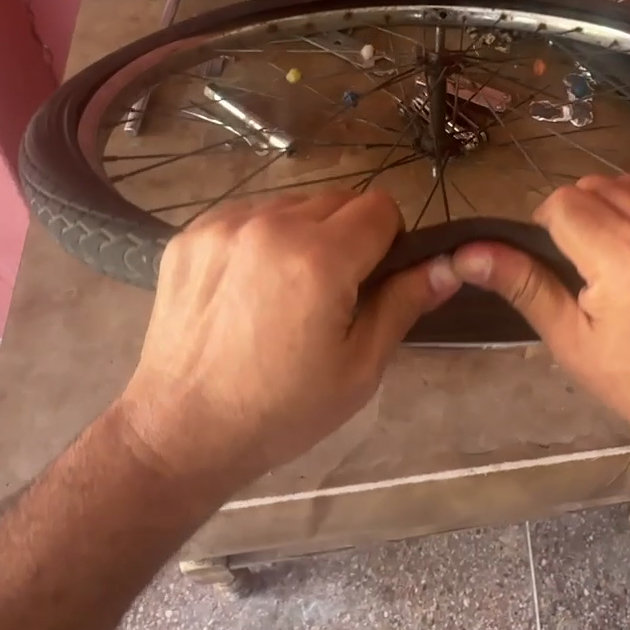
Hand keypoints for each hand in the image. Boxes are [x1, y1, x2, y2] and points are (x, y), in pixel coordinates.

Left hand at [113, 190, 452, 489]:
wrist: (180, 431)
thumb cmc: (281, 410)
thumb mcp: (359, 368)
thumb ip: (404, 303)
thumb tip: (448, 265)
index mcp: (318, 259)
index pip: (380, 207)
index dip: (389, 242)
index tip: (372, 280)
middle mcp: (271, 226)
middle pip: (338, 199)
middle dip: (348, 235)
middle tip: (332, 291)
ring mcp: (224, 225)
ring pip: (293, 202)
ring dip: (304, 232)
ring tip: (286, 289)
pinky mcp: (191, 233)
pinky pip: (249, 214)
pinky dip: (262, 238)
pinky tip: (248, 286)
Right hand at [440, 175, 629, 471]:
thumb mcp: (572, 341)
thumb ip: (523, 284)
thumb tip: (465, 253)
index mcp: (625, 259)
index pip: (563, 202)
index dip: (550, 225)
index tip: (562, 258)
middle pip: (599, 186)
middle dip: (586, 217)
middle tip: (595, 264)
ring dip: (624, 209)